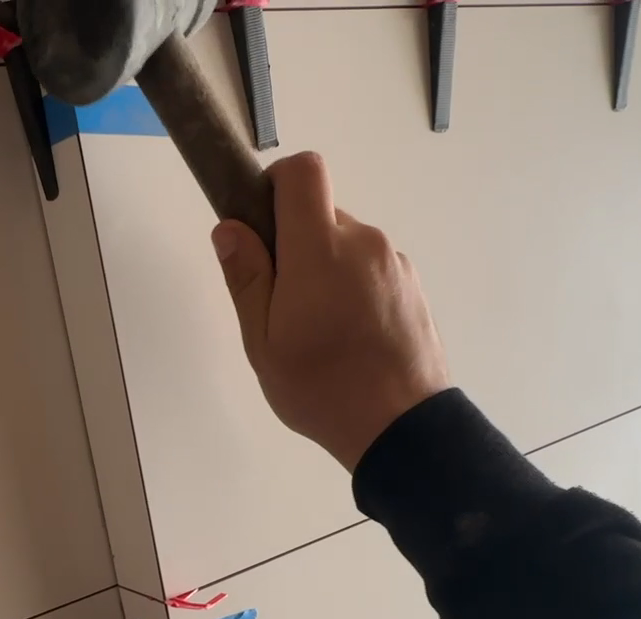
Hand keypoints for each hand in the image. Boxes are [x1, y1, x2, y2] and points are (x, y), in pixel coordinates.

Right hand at [211, 152, 452, 470]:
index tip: (260, 227)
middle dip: (293, 243)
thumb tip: (229, 228)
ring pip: (345, 244)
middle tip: (279, 304)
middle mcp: (363, 242)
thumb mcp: (262, 342)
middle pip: (320, 213)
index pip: (302, 171)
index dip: (274, 183)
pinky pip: (369, 269)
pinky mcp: (411, 285)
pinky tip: (346, 338)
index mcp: (320, 250)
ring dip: (322, 270)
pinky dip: (350, 287)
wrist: (399, 426)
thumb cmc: (320, 388)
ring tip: (316, 331)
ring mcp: (393, 263)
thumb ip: (246, 278)